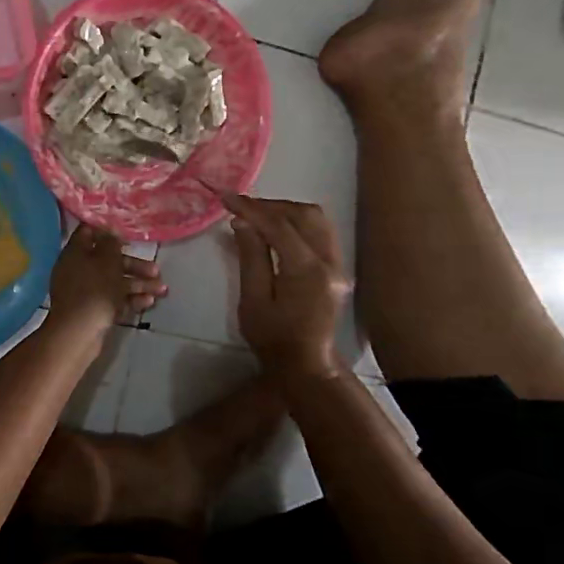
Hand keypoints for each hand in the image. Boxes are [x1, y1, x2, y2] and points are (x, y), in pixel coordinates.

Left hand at [49, 226, 166, 330]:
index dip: (109, 231)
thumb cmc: (94, 290)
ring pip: (114, 281)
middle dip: (133, 265)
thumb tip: (110, 227)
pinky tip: (148, 303)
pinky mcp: (92, 309)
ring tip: (161, 290)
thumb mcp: (106, 262)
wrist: (78, 333)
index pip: (89, 232)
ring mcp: (84, 290)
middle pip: (108, 260)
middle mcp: (78, 268)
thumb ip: (111, 243)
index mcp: (76, 252)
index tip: (130, 234)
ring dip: (138, 284)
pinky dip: (129, 299)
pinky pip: (112, 299)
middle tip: (156, 270)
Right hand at [224, 197, 349, 378]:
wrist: (305, 365)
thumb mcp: (252, 300)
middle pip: (305, 214)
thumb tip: (242, 222)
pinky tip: (273, 228)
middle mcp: (330, 263)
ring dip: (285, 211)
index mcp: (307, 271)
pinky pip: (319, 232)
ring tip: (255, 214)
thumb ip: (251, 257)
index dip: (251, 208)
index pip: (279, 226)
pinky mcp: (336, 269)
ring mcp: (338, 265)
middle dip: (270, 205)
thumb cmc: (272, 337)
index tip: (226, 198)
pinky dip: (295, 222)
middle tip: (240, 206)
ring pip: (316, 220)